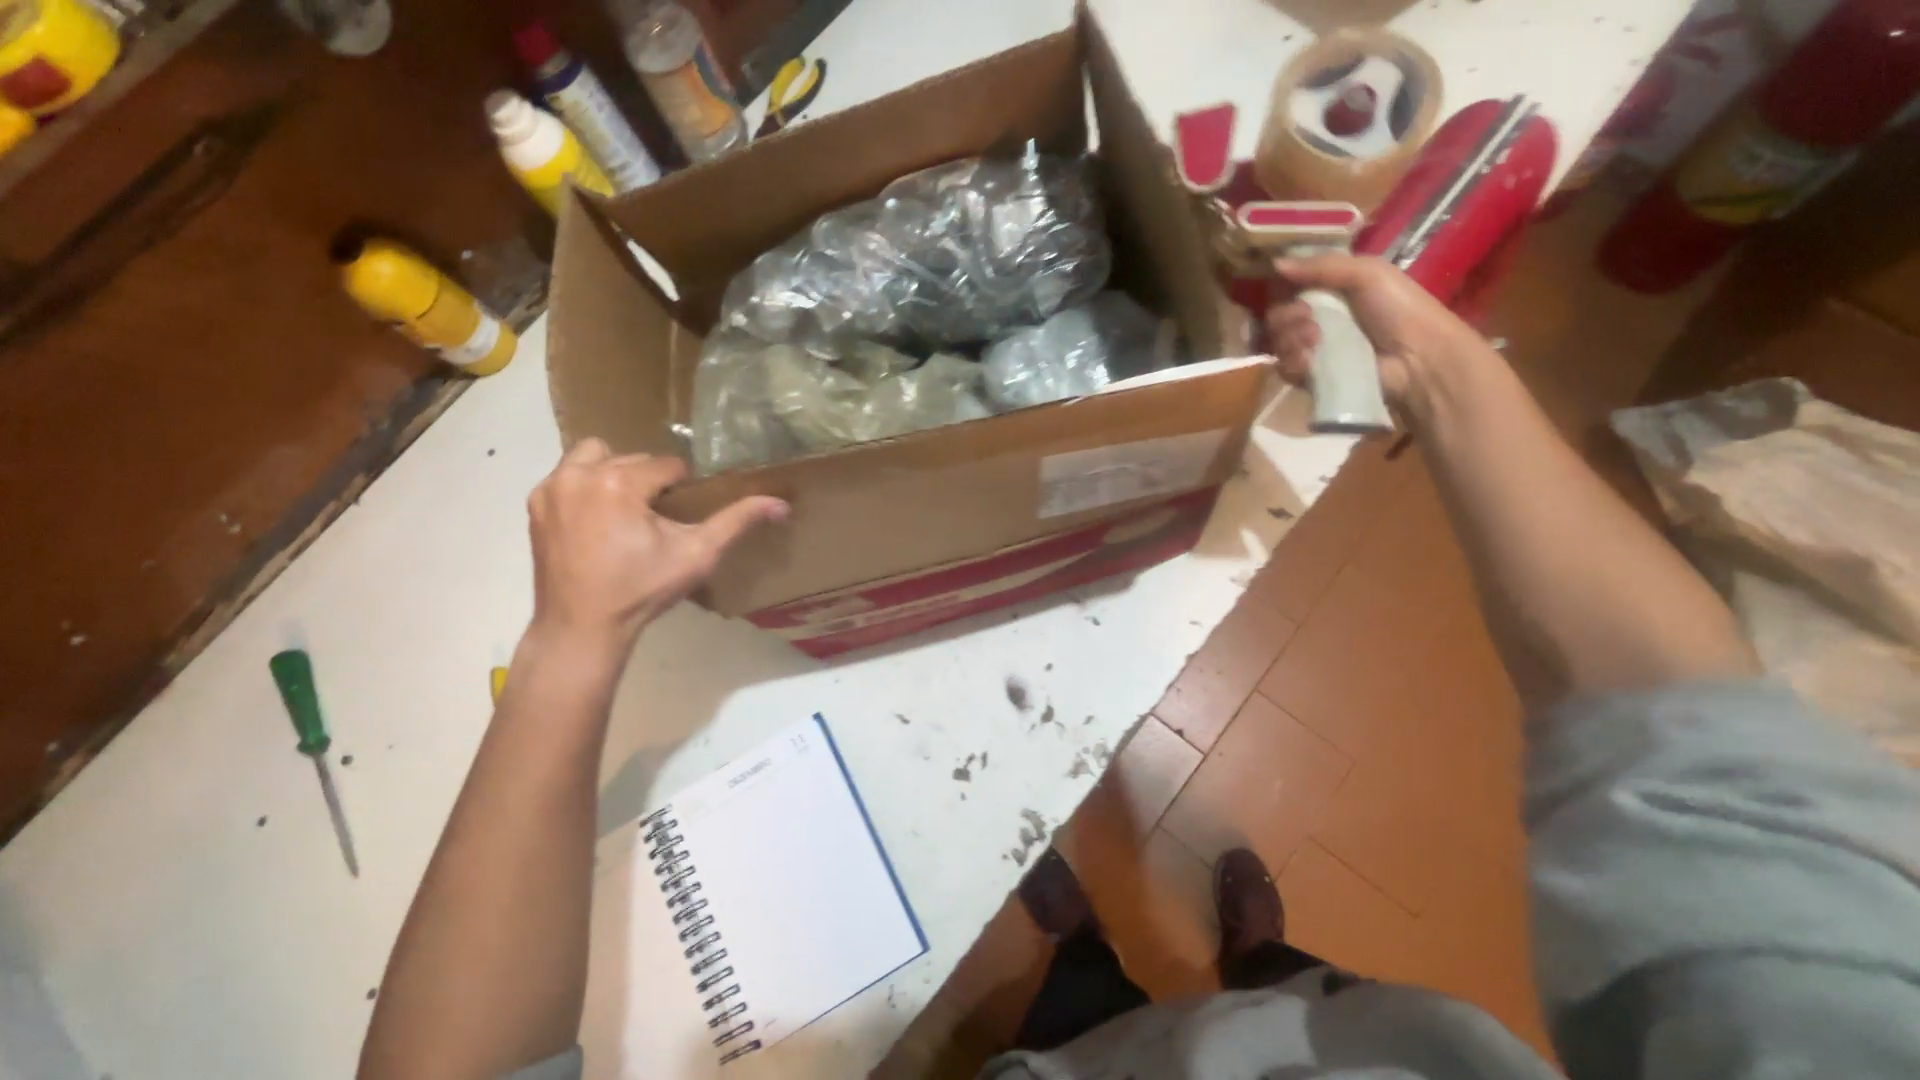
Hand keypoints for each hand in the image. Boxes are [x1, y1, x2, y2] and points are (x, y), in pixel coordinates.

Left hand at [526, 439, 787, 648]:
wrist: (582, 626)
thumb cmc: (642, 591)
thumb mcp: (696, 556)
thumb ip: (736, 522)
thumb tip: (781, 504)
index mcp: (619, 482)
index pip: (665, 466)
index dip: (679, 490)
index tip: (677, 519)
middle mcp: (580, 474)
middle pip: (631, 458)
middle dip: (647, 481)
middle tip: (654, 520)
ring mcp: (552, 488)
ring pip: (594, 456)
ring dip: (613, 473)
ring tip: (625, 510)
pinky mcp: (537, 504)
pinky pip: (567, 476)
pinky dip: (585, 488)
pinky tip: (598, 520)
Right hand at [1265, 254, 1491, 410]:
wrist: (1416, 356)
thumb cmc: (1397, 308)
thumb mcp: (1367, 273)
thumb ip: (1322, 266)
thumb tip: (1275, 264)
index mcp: (1330, 291)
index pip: (1290, 287)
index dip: (1282, 287)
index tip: (1286, 287)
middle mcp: (1317, 319)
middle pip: (1278, 316)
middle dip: (1286, 316)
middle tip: (1307, 317)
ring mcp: (1314, 350)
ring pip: (1278, 342)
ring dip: (1289, 338)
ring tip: (1314, 339)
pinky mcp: (1313, 377)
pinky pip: (1285, 369)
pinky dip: (1292, 362)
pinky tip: (1309, 359)